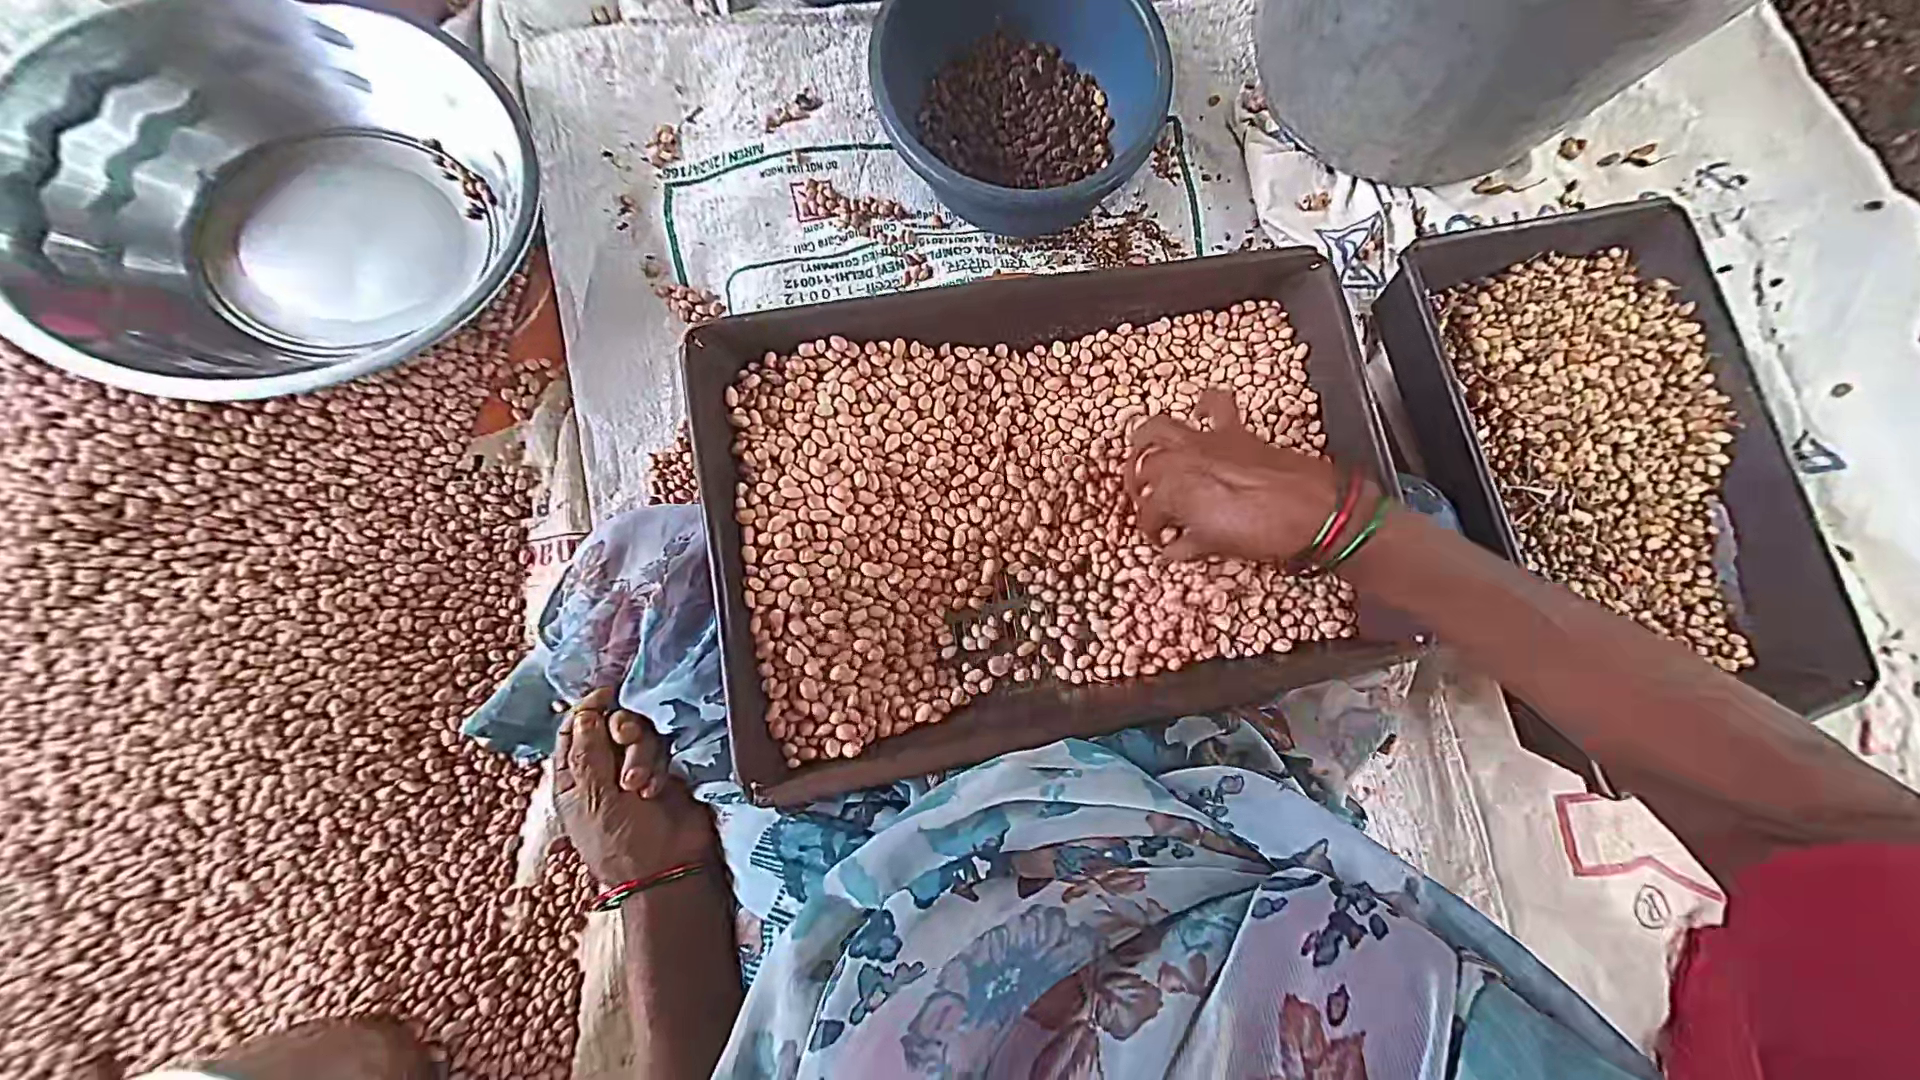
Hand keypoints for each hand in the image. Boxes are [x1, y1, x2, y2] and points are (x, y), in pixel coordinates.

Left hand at [556, 688, 717, 885]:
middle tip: (628, 741)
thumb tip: (583, 712)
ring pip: (641, 733)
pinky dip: (660, 763)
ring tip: (640, 783)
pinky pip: (665, 746)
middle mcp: (605, 766)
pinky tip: (657, 785)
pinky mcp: (668, 768)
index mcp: (575, 775)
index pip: (575, 729)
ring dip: (641, 753)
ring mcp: (638, 767)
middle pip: (612, 724)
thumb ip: (587, 753)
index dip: (587, 710)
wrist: (666, 864)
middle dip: (622, 731)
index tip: (605, 696)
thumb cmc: (619, 840)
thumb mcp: (593, 798)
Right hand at [1126, 390, 1346, 562]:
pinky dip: (1203, 406)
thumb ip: (1186, 544)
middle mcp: (1180, 460)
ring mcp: (1205, 441)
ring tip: (1146, 453)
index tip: (1161, 539)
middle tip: (1147, 502)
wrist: (1315, 511)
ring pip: (1157, 429)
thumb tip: (1173, 548)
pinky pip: (1213, 405)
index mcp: (1172, 491)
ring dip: (1146, 441)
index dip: (1151, 529)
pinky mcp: (1233, 432)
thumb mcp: (1215, 546)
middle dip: (1139, 487)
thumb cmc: (1263, 532)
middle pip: (1142, 469)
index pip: (1147, 512)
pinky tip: (1199, 414)